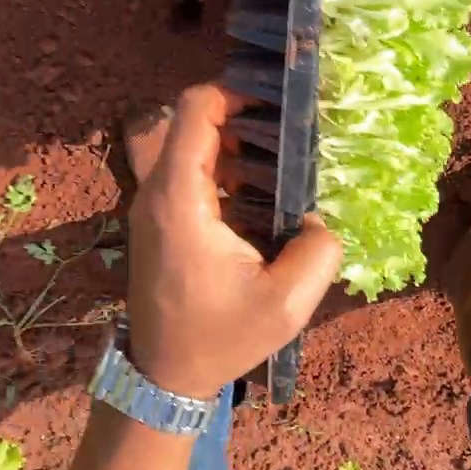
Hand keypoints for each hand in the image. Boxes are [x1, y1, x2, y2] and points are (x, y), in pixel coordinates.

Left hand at [124, 84, 341, 398]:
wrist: (162, 378)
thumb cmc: (219, 339)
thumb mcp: (285, 305)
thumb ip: (318, 252)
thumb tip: (317, 218)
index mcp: (180, 199)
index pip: (195, 109)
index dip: (234, 92)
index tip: (277, 105)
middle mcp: (157, 192)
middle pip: (193, 123)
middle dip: (244, 119)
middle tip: (292, 135)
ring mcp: (152, 207)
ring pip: (191, 148)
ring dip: (235, 146)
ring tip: (284, 165)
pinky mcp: (157, 222)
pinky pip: (189, 175)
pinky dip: (224, 170)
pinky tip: (261, 197)